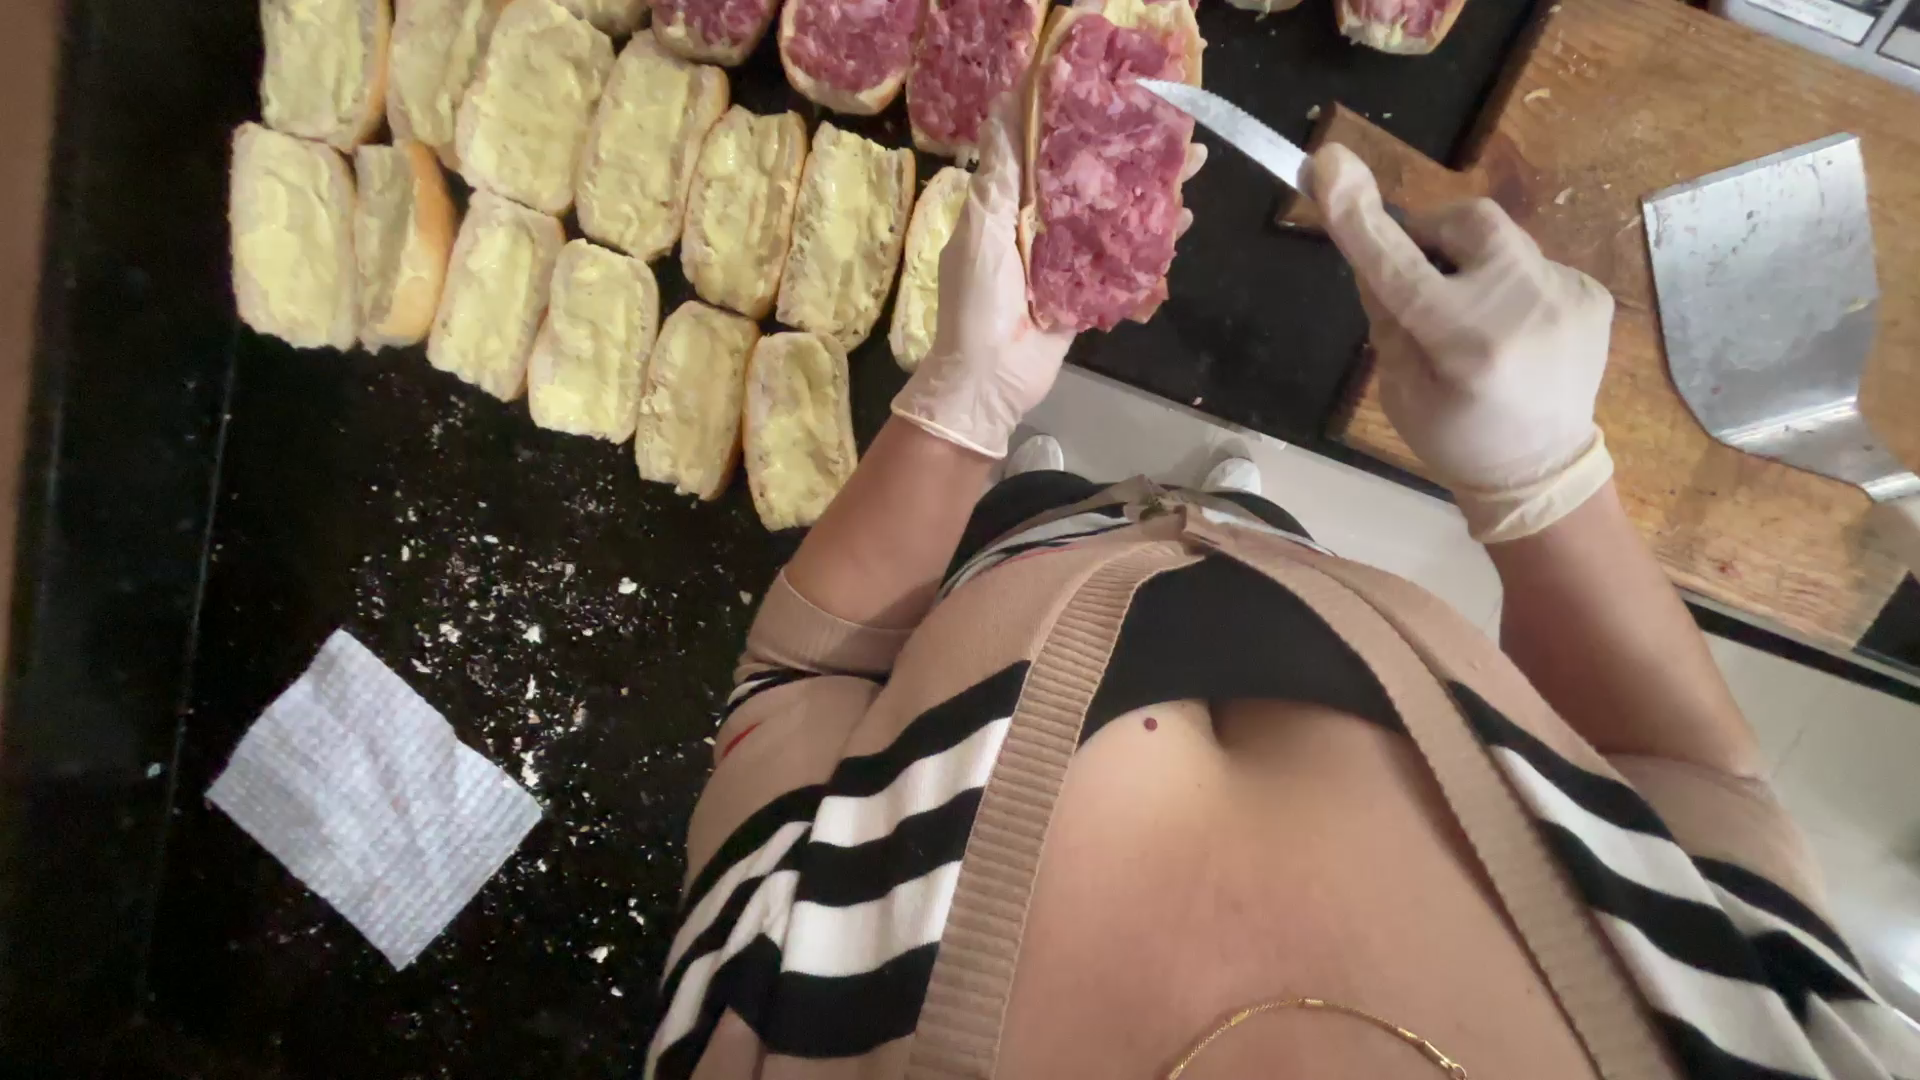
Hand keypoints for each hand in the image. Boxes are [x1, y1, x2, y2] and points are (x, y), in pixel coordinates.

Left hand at [891, 96, 1206, 458]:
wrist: (987, 382)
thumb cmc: (976, 306)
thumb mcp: (980, 233)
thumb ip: (999, 178)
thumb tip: (1008, 106)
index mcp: (1006, 209)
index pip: (1041, 153)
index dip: (1071, 120)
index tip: (1109, 88)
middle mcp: (1037, 229)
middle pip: (1086, 181)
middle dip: (1124, 153)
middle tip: (1170, 123)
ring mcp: (1065, 263)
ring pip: (1109, 217)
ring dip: (1148, 192)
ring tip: (1192, 163)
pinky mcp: (1086, 295)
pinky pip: (1121, 262)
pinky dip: (1150, 243)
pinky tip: (1181, 220)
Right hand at [1310, 143, 1616, 542]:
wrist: (1540, 469)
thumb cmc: (1450, 438)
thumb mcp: (1397, 388)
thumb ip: (1387, 318)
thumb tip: (1373, 258)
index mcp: (1462, 343)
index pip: (1397, 265)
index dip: (1358, 216)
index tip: (1328, 162)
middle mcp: (1522, 306)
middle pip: (1466, 222)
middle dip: (1429, 233)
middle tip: (1412, 271)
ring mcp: (1567, 293)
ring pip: (1499, 240)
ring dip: (1464, 261)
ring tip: (1461, 315)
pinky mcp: (1589, 291)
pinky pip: (1527, 263)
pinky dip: (1498, 282)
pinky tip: (1501, 328)